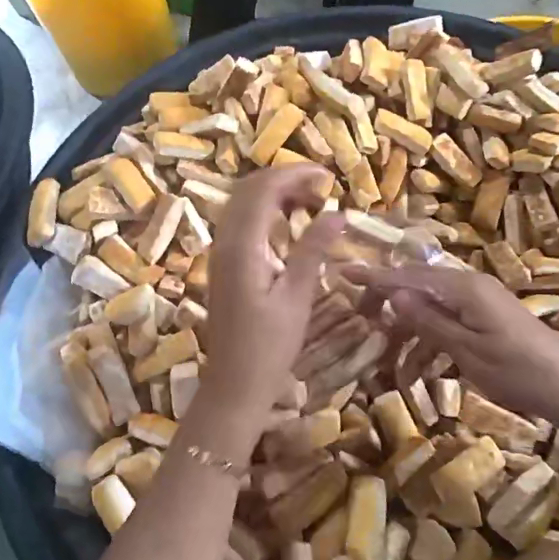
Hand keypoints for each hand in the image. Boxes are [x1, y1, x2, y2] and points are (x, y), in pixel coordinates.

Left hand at [195, 166, 343, 434]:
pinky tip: (289, 224)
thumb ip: (313, 250)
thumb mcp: (297, 298)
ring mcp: (219, 253)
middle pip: (248, 190)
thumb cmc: (269, 347)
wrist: (234, 385)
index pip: (263, 190)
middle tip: (322, 186)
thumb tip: (339, 211)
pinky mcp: (223, 265)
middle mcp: (224, 242)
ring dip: (273, 193)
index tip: (328, 175)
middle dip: (284, 178)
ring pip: (241, 205)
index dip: (294, 174)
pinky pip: (240, 223)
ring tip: (311, 200)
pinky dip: (264, 212)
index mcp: (241, 246)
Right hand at [344, 264, 558, 421]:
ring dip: (408, 333)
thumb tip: (393, 295)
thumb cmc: (517, 371)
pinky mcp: (486, 319)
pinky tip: (418, 369)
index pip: (408, 277)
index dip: (374, 277)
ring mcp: (479, 302)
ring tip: (388, 361)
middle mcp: (469, 286)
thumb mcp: (465, 350)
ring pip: (430, 309)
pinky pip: (447, 322)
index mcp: (462, 288)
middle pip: (417, 288)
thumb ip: (428, 320)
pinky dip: (430, 342)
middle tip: (362, 324)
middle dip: (388, 306)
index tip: (343, 273)